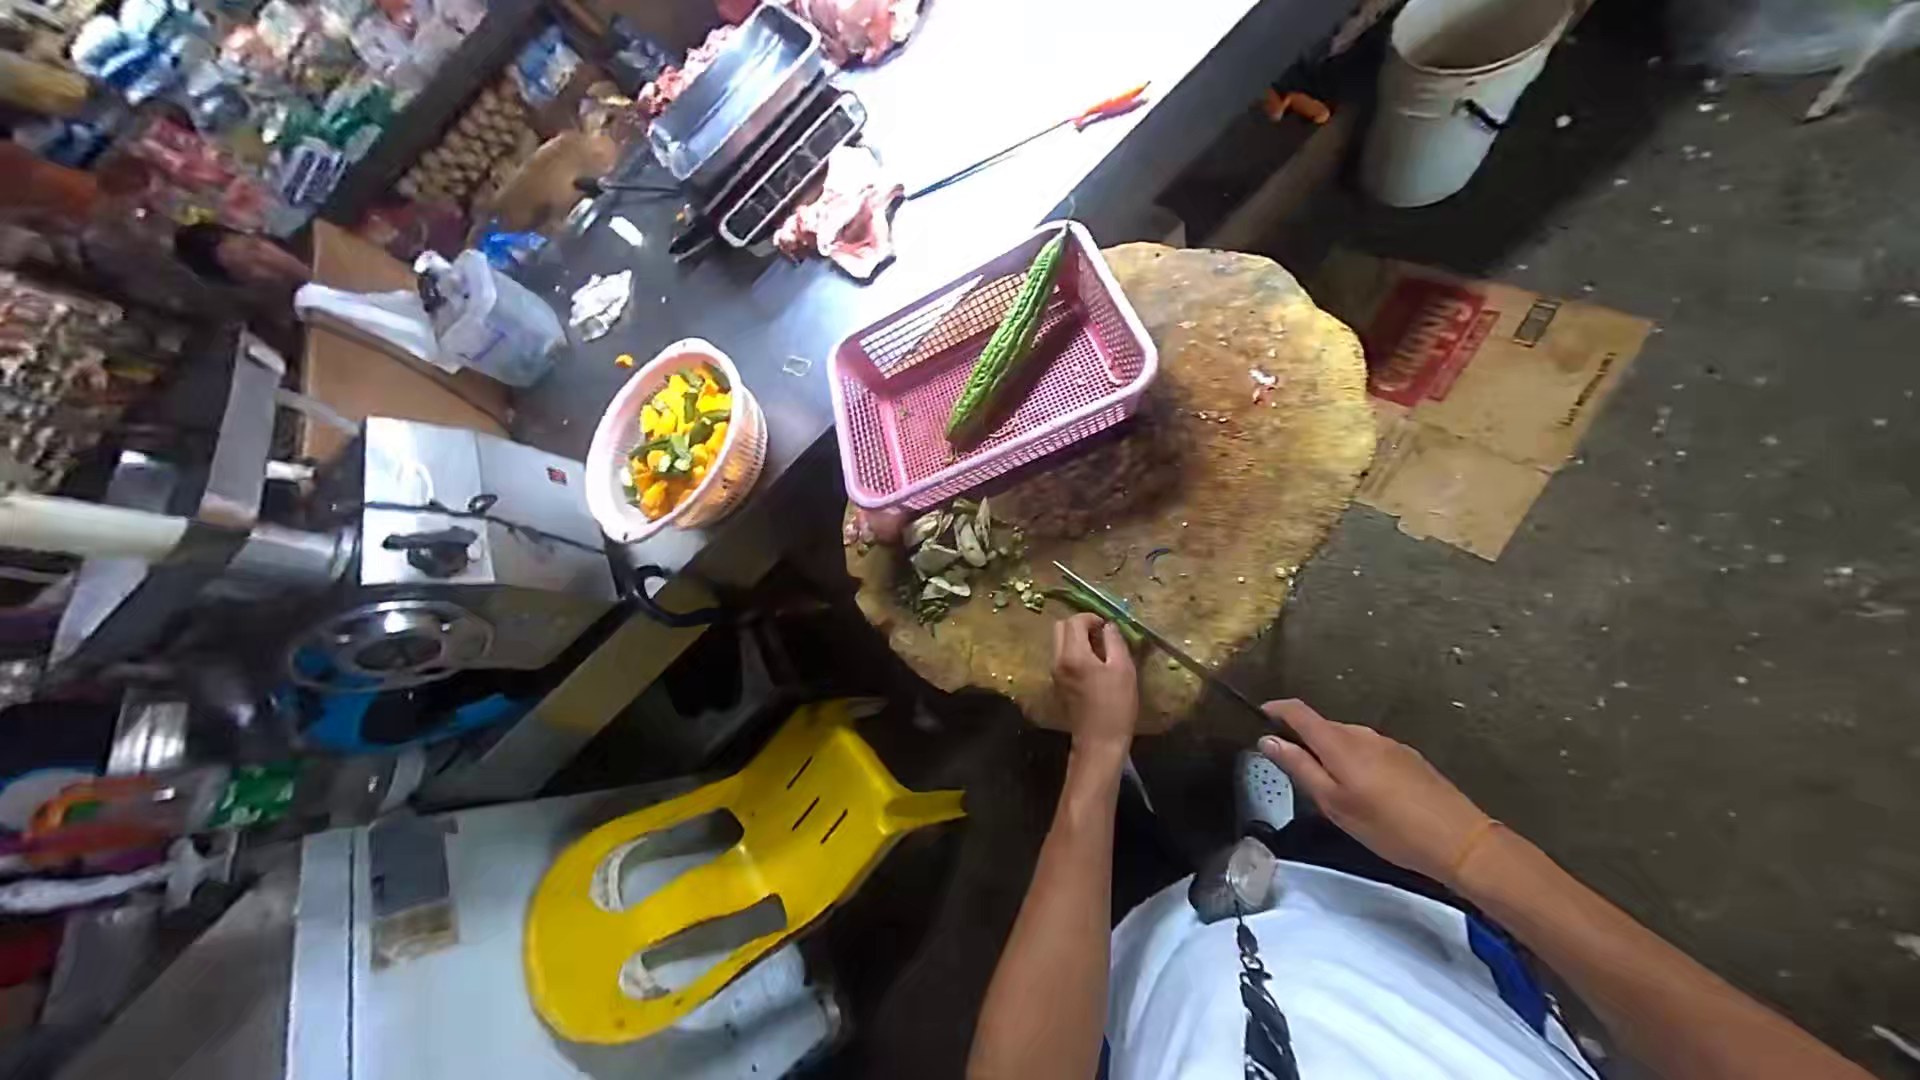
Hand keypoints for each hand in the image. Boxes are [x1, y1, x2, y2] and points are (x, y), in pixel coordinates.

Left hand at [1051, 614, 1137, 751]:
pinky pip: (1062, 657)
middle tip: (1101, 636)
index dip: (1091, 618)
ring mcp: (1055, 673)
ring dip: (1077, 639)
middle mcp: (1058, 660)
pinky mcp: (1058, 683)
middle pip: (1061, 627)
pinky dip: (1074, 652)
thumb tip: (1108, 626)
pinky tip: (1093, 666)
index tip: (1107, 627)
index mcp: (1073, 655)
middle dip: (1080, 625)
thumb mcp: (1123, 668)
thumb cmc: (1116, 705)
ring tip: (1100, 652)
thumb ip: (1114, 641)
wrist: (1099, 741)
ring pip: (1059, 642)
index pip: (1074, 621)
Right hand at [1257, 700, 1494, 885]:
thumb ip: (1299, 767)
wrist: (1462, 842)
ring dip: (1331, 753)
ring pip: (1346, 740)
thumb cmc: (1388, 826)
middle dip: (1304, 740)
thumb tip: (1269, 740)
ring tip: (1332, 787)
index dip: (1276, 709)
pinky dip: (1356, 761)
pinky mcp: (1408, 757)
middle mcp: (1362, 734)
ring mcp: (1388, 744)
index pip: (1298, 711)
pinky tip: (1367, 791)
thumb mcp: (1334, 803)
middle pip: (1322, 726)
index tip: (1260, 716)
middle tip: (1296, 770)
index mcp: (1338, 742)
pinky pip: (1369, 750)